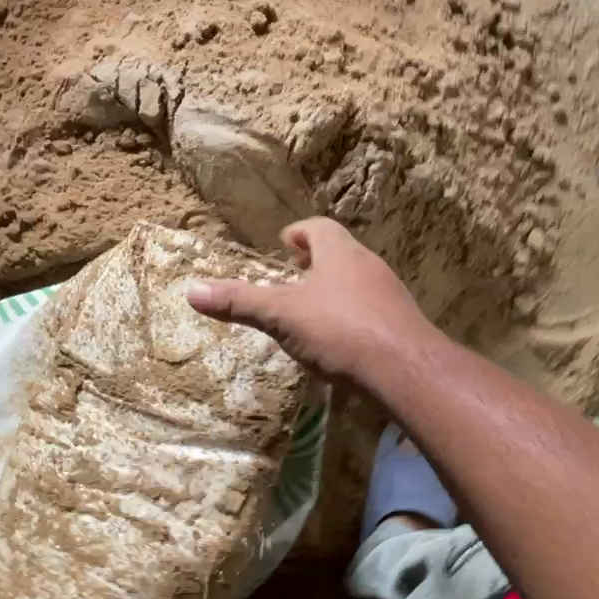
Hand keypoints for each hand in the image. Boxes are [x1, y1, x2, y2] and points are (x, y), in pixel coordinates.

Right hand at [187, 218, 436, 382]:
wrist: (407, 371)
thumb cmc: (340, 330)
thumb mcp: (281, 315)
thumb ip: (240, 302)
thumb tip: (192, 290)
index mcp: (341, 253)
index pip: (319, 228)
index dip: (299, 233)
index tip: (285, 243)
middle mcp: (369, 266)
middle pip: (340, 253)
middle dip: (316, 262)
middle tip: (293, 275)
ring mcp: (390, 296)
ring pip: (357, 283)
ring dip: (334, 290)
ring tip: (310, 310)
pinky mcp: (401, 327)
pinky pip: (370, 312)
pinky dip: (350, 318)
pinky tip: (337, 342)